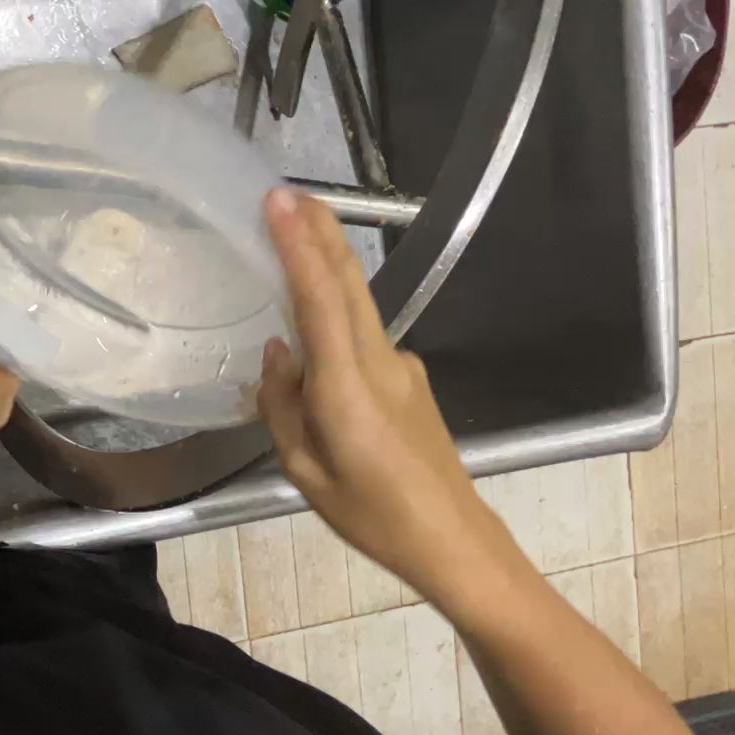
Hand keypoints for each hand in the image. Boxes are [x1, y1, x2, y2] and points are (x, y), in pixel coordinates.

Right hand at [255, 188, 528, 602]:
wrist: (455, 542)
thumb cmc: (372, 515)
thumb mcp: (304, 471)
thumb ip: (283, 405)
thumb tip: (280, 352)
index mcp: (347, 386)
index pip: (321, 299)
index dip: (299, 246)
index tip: (278, 202)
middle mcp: (379, 361)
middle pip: (350, 282)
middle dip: (321, 230)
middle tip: (288, 192)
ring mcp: (401, 367)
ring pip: (360, 302)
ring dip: (328, 260)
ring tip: (295, 233)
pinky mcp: (410, 379)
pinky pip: (364, 332)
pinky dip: (337, 307)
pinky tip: (314, 326)